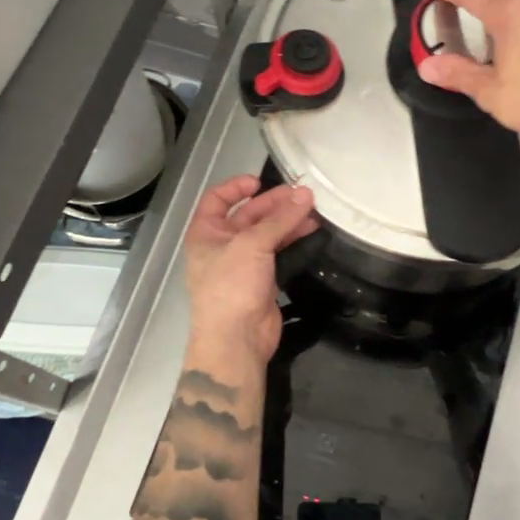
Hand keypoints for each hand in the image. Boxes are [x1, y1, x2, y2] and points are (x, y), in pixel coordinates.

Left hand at [185, 176, 316, 362]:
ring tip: (314, 211)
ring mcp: (243, 264)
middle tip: (302, 195)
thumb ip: (280, 219)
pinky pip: (278, 253)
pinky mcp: (263, 280)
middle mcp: (222, 246)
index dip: (236, 187)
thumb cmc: (231, 286)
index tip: (261, 181)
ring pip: (267, 234)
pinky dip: (293, 241)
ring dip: (288, 222)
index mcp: (206, 233)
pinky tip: (310, 232)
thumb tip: (305, 195)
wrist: (236, 338)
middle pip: (248, 216)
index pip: (217, 200)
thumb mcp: (252, 245)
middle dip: (274, 205)